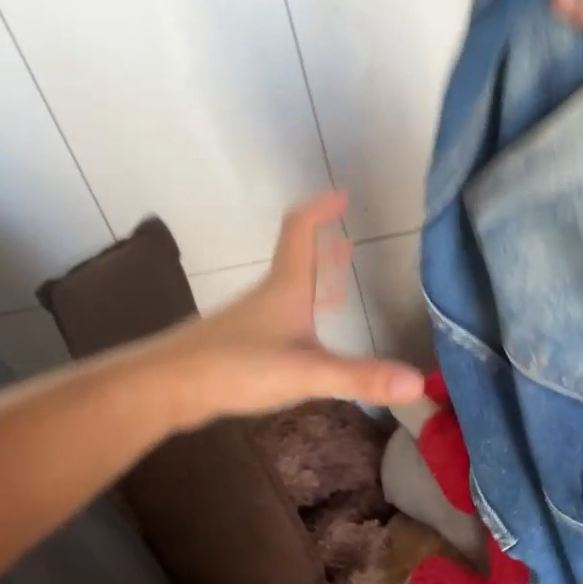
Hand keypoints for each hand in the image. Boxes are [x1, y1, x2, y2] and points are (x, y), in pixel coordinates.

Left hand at [152, 192, 424, 421]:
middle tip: (348, 237)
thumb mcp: (306, 373)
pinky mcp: (244, 348)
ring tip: (339, 279)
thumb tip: (419, 384)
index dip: (321, 210)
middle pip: (300, 261)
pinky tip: (310, 338)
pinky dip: (305, 316)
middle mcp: (271, 299)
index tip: (342, 195)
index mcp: (287, 290)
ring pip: (293, 293)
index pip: (302, 231)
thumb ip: (361, 378)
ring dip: (317, 281)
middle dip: (325, 248)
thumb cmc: (234, 367)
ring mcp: (255, 323)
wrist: (164, 389)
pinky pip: (285, 322)